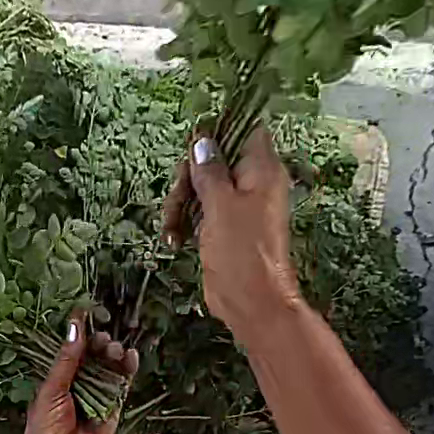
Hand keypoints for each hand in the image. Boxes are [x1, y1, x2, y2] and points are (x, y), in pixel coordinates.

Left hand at [22, 313, 139, 433]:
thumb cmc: (47, 427)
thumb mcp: (52, 389)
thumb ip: (67, 358)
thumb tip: (75, 325)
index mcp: (59, 378)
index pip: (71, 349)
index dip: (79, 332)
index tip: (87, 311)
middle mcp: (79, 383)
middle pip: (93, 355)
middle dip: (99, 343)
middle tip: (103, 339)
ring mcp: (98, 393)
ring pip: (109, 366)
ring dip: (113, 354)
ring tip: (114, 349)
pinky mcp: (115, 405)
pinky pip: (123, 383)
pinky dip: (128, 369)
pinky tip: (130, 356)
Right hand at [162, 126, 303, 338]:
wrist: (249, 302)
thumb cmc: (240, 251)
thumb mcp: (220, 205)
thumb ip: (209, 170)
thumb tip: (201, 140)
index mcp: (262, 170)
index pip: (244, 130)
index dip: (217, 132)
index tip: (191, 147)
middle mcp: (252, 185)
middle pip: (214, 160)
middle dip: (188, 177)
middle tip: (177, 200)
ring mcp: (237, 209)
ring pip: (202, 189)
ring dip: (180, 205)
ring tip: (171, 230)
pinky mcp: (224, 230)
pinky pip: (200, 214)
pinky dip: (184, 223)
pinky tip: (175, 241)